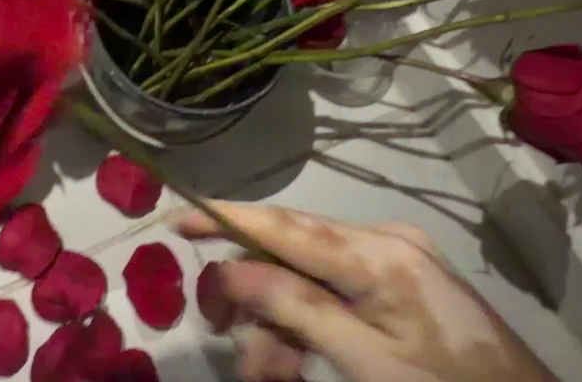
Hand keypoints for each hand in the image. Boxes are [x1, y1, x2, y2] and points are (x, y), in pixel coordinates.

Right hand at [178, 205, 557, 381]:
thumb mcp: (366, 364)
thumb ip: (296, 309)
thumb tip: (228, 267)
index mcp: (378, 251)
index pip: (286, 224)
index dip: (227, 217)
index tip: (178, 215)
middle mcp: (383, 239)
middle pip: (293, 253)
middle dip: (255, 298)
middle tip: (230, 344)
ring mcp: (395, 259)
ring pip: (311, 278)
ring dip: (281, 325)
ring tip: (270, 375)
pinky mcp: (402, 282)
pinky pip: (337, 291)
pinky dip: (311, 325)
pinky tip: (296, 364)